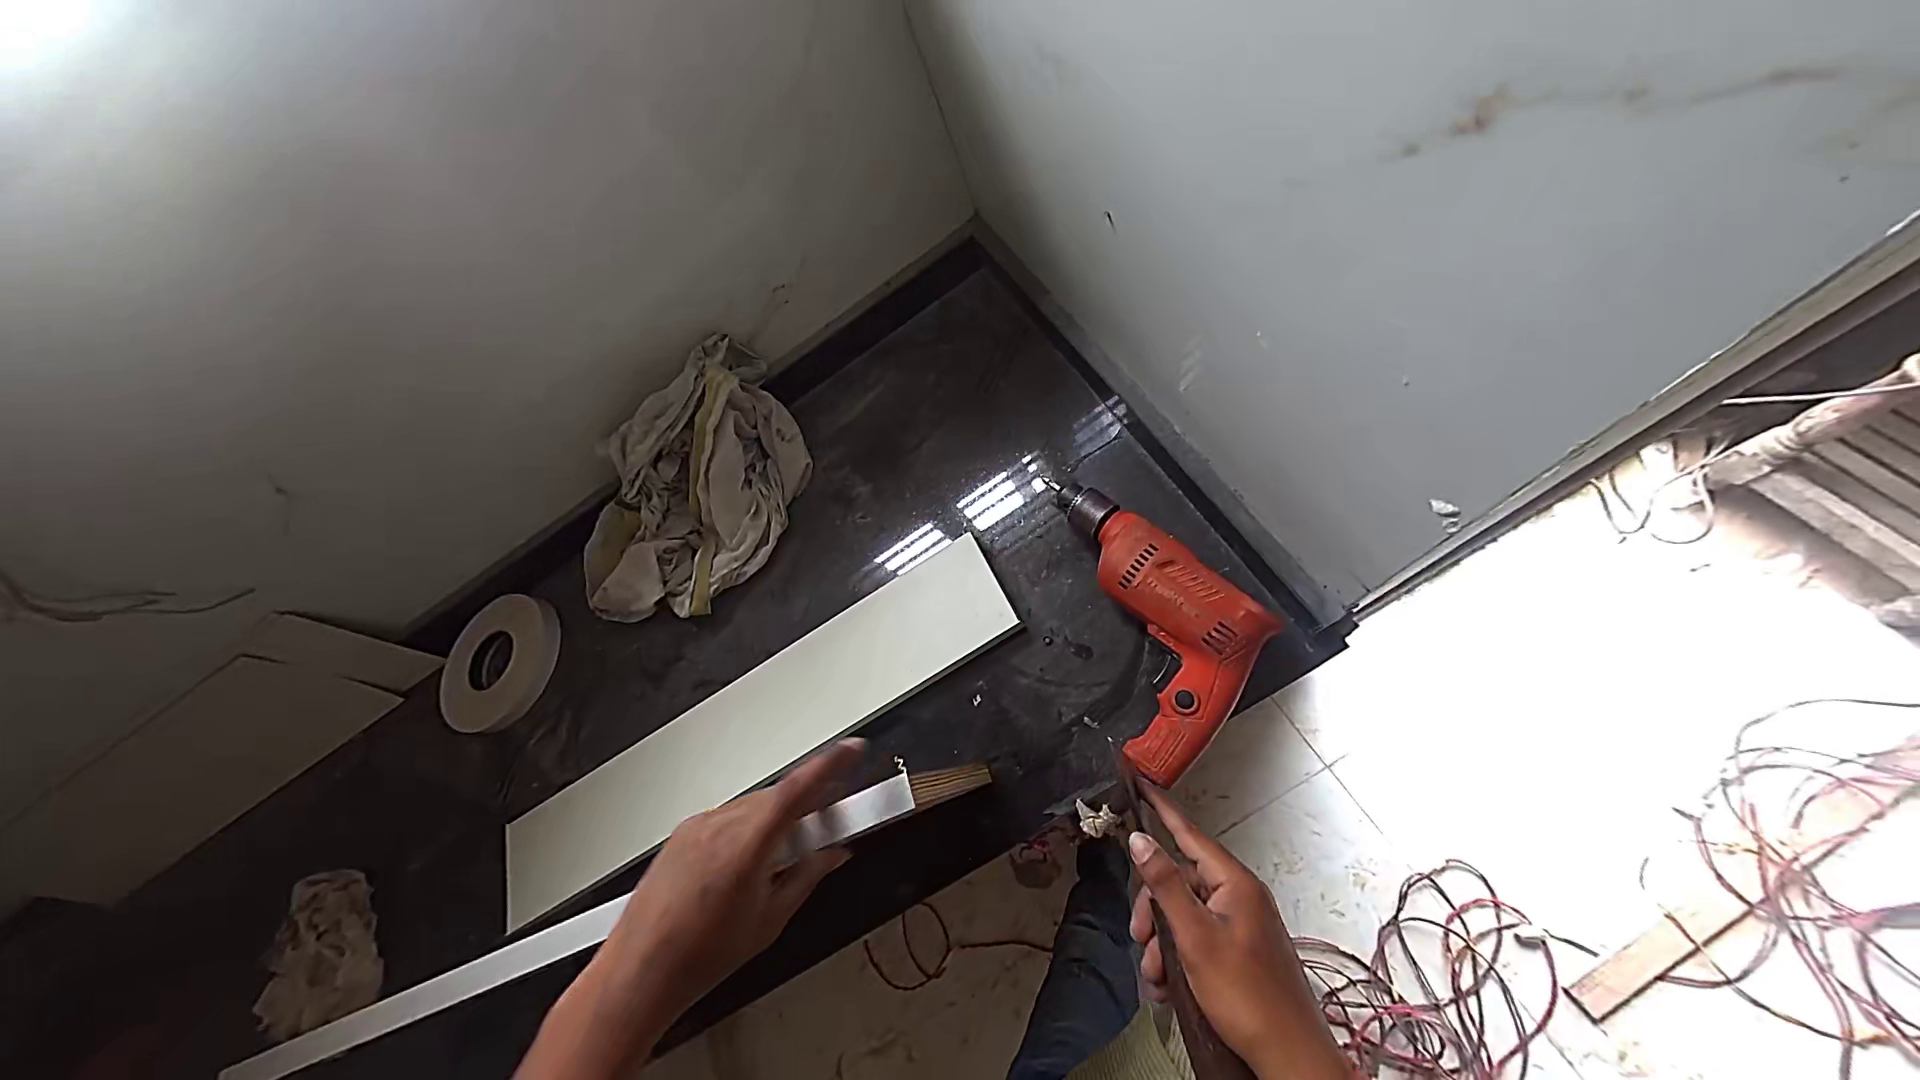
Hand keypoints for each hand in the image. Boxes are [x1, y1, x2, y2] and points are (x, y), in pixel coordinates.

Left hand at [516, 739, 862, 1078]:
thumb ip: (809, 876)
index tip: (851, 750)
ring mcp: (698, 825)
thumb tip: (834, 855)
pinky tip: (751, 855)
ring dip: (778, 816)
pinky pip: (729, 813)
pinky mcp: (683, 830)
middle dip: (808, 802)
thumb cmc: (696, 957)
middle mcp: (720, 826)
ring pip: (755, 803)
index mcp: (747, 846)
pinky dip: (749, 823)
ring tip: (786, 850)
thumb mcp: (770, 920)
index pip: (798, 788)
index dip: (830, 764)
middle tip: (830, 817)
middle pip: (779, 796)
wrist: (637, 974)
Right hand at [1127, 785, 1349, 1079]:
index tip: (1140, 784)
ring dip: (1162, 939)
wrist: (1290, 1060)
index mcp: (1234, 882)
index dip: (1160, 807)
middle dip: (1153, 909)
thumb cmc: (1249, 999)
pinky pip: (1197, 934)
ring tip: (1156, 973)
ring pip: (1184, 912)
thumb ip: (1164, 884)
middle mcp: (1238, 895)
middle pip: (1179, 880)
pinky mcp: (1238, 947)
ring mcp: (1240, 921)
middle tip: (1141, 937)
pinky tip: (1169, 981)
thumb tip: (1140, 840)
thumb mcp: (1195, 937)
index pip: (1188, 832)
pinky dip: (1178, 953)